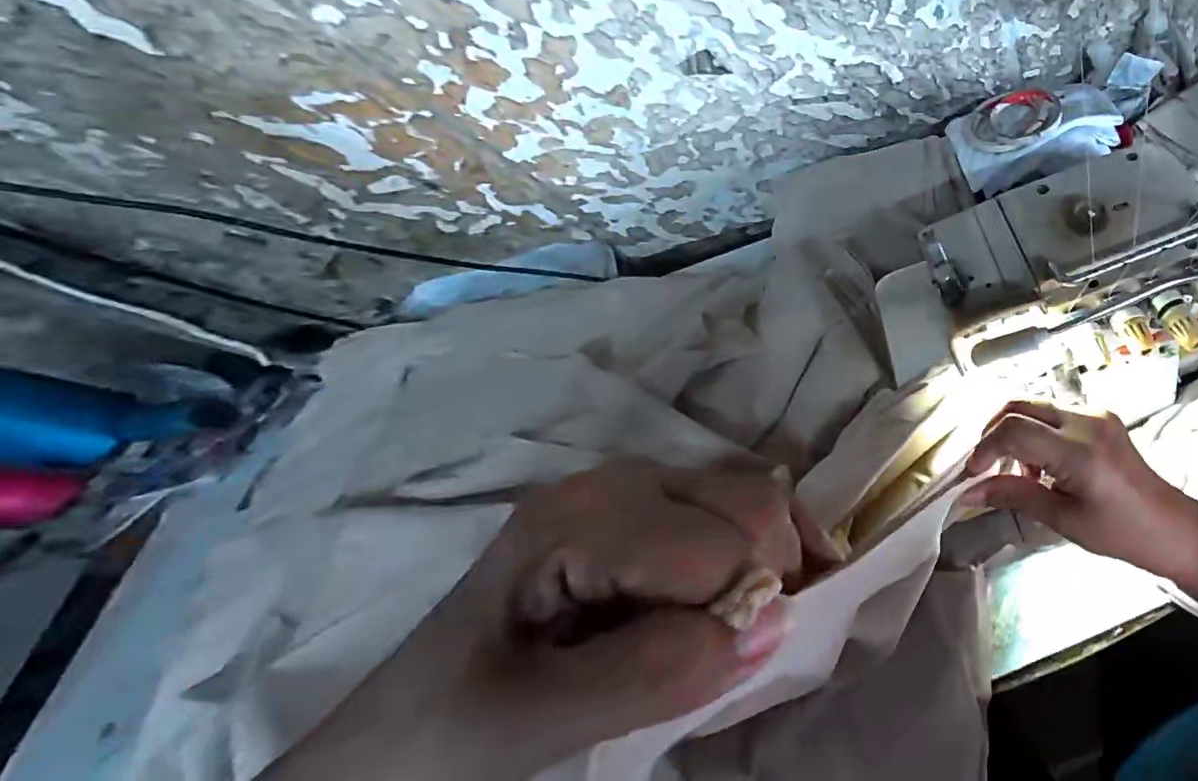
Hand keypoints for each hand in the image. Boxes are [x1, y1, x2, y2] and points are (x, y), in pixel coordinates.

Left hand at [266, 458, 838, 780]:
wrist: (405, 724)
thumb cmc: (452, 726)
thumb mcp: (532, 724)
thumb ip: (651, 675)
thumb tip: (770, 627)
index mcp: (582, 519)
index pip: (715, 546)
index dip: (742, 609)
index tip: (735, 668)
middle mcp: (622, 478)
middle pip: (749, 502)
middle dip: (775, 574)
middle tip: (758, 645)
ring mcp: (640, 482)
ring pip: (756, 492)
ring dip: (783, 553)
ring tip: (773, 617)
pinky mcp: (654, 499)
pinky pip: (741, 498)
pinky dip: (774, 536)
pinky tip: (774, 581)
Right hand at [963, 401, 1197, 583]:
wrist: (1172, 526)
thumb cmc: (1120, 533)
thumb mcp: (1063, 519)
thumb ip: (1014, 496)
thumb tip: (968, 493)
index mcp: (1079, 451)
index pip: (1014, 430)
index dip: (985, 448)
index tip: (972, 475)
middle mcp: (1086, 420)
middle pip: (1019, 404)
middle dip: (993, 431)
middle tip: (983, 465)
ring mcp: (1096, 413)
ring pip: (1035, 405)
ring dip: (1014, 430)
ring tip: (1015, 472)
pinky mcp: (1101, 416)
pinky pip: (1054, 412)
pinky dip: (1035, 430)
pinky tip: (1039, 465)